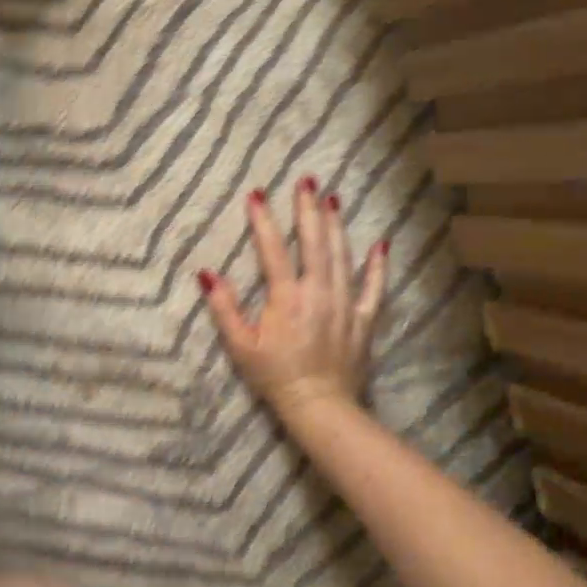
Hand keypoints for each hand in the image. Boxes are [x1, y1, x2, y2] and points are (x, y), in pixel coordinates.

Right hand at [197, 179, 387, 419]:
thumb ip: (224, 307)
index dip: (263, 221)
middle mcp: (318, 293)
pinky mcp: (364, 319)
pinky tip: (380, 243)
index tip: (256, 194)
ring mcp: (345, 304)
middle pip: (314, 243)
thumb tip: (207, 273)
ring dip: (336, 225)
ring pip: (342, 256)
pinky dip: (377, 264)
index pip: (272, 250)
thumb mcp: (240, 345)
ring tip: (333, 198)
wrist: (321, 407)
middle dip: (308, 209)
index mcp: (286, 297)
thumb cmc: (274, 376)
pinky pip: (374, 286)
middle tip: (306, 180)